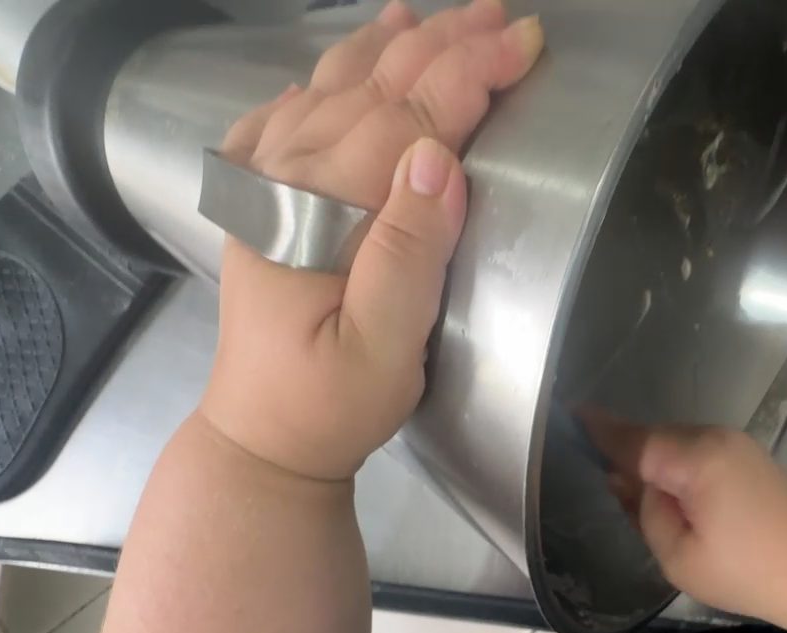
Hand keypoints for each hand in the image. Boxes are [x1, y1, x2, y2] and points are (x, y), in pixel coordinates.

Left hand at [199, 0, 544, 481]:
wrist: (262, 436)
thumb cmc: (330, 405)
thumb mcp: (382, 351)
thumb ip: (406, 256)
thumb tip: (436, 160)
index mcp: (319, 208)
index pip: (405, 118)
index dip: (467, 75)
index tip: (524, 46)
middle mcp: (285, 176)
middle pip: (371, 86)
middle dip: (443, 44)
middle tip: (504, 18)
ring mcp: (265, 183)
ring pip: (332, 86)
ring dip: (391, 45)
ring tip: (434, 15)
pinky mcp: (262, 200)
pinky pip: (291, 112)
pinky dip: (327, 75)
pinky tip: (343, 60)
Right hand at [581, 410, 786, 632]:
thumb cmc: (751, 573)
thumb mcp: (680, 557)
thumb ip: (644, 514)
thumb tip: (627, 482)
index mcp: (695, 459)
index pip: (633, 440)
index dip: (599, 430)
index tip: (570, 415)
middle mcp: (715, 438)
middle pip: (654, 440)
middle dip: (627, 457)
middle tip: (605, 492)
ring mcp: (737, 444)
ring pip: (676, 446)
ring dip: (654, 465)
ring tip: (638, 502)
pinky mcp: (750, 458)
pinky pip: (697, 454)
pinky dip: (677, 469)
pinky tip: (673, 498)